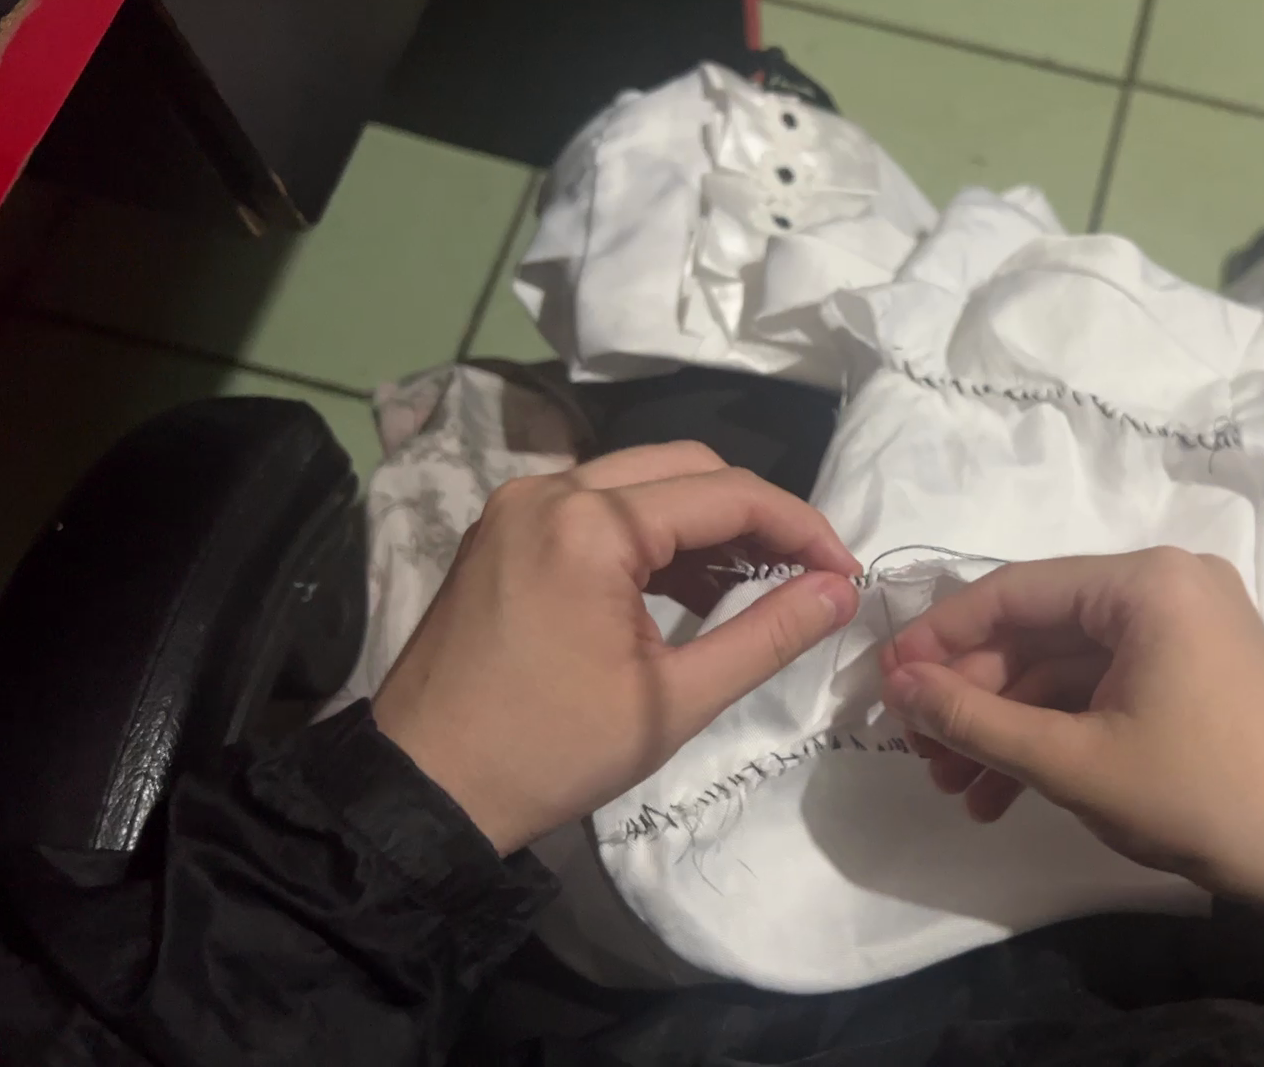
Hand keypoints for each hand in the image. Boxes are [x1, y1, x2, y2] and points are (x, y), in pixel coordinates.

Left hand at [373, 442, 860, 854]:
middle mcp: (552, 490)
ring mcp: (522, 504)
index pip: (728, 494)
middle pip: (690, 468)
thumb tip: (841, 591)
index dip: (801, 526)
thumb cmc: (551, 752)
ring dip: (710, 522)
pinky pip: (606, 506)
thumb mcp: (676, 700)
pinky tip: (688, 585)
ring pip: (648, 480)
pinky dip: (660, 535)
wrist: (419, 794)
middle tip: (803, 572)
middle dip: (758, 515)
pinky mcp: (510, 527)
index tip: (844, 572)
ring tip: (754, 581)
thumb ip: (770, 635)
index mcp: (591, 525)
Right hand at [879, 547, 1263, 902]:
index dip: (942, 635)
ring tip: (956, 785)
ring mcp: (1174, 627)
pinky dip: (1050, 732)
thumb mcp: (1073, 761)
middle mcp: (1160, 586)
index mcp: (1144, 583)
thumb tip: (897, 686)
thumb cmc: (1199, 794)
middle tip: (922, 751)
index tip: (889, 679)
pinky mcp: (1180, 666)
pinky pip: (1095, 687)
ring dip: (1005, 725)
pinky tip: (1002, 791)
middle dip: (974, 697)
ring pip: (1059, 667)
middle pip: (1035, 633)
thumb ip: (975, 719)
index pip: (1015, 591)